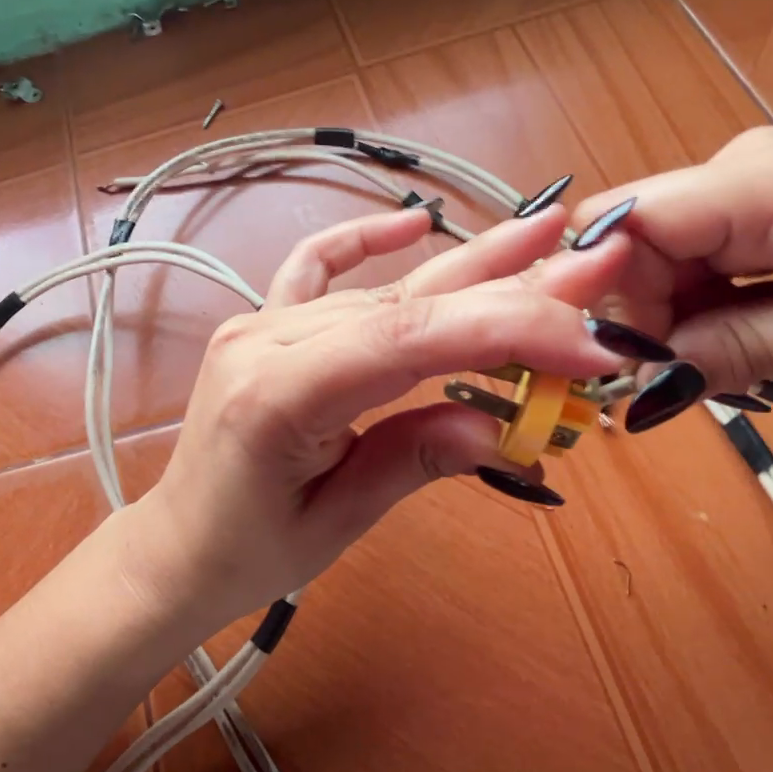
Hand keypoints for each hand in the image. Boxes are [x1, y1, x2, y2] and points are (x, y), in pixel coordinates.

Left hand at [118, 202, 644, 626]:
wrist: (177, 543)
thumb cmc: (249, 549)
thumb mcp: (338, 521)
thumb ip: (415, 460)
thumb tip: (502, 429)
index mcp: (278, 394)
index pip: (406, 340)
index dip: (503, 331)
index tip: (587, 342)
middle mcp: (264, 339)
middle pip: (403, 304)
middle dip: (507, 288)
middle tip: (595, 262)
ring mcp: (259, 323)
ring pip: (378, 290)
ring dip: (465, 268)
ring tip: (542, 236)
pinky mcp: (262, 323)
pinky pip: (313, 269)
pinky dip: (362, 242)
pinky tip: (410, 222)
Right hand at [569, 127, 772, 430]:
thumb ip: (757, 344)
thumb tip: (645, 368)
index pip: (633, 217)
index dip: (600, 285)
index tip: (618, 363)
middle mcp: (750, 167)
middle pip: (635, 239)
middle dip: (637, 313)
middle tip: (677, 386)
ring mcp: (756, 187)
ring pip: (657, 256)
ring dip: (670, 320)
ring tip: (722, 375)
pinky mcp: (768, 212)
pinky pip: (697, 261)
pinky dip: (700, 313)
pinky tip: (738, 348)